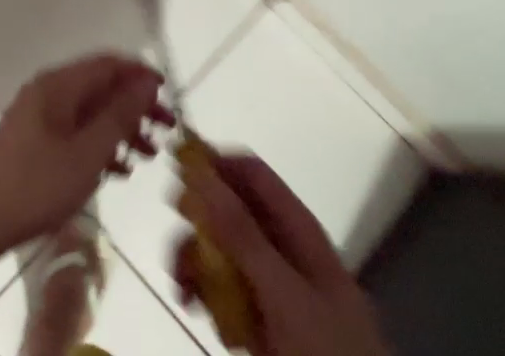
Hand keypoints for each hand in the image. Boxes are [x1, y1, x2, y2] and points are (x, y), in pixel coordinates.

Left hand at [0, 54, 171, 253]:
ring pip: (88, 112)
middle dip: (135, 106)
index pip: (107, 64)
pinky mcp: (31, 141)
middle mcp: (45, 92)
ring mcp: (35, 116)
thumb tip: (146, 83)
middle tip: (167, 132)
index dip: (140, 75)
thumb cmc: (37, 184)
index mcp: (57, 86)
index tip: (170, 96)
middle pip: (99, 87)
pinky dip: (98, 145)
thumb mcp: (88, 152)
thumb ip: (120, 115)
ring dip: (120, 129)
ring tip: (148, 157)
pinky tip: (117, 171)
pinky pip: (73, 132)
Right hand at [175, 154, 389, 355]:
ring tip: (186, 295)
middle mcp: (280, 246)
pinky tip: (199, 312)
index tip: (176, 184)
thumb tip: (199, 173)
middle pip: (225, 209)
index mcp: (296, 229)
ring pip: (215, 248)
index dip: (212, 167)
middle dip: (194, 228)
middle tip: (176, 253)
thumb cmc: (328, 352)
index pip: (250, 172)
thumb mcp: (283, 293)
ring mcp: (268, 280)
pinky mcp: (257, 311)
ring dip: (192, 265)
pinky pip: (218, 285)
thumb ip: (242, 235)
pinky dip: (202, 294)